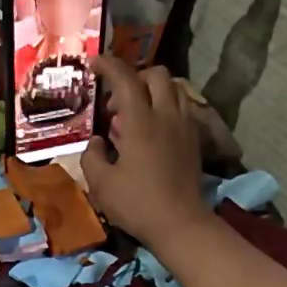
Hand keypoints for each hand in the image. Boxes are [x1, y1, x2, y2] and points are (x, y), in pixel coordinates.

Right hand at [81, 55, 210, 248]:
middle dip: (134, 77)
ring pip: (173, 88)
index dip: (108, 65)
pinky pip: (181, 108)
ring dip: (152, 91)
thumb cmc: (137, 204)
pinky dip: (165, 107)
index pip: (125, 79)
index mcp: (141, 122)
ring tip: (135, 114)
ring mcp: (184, 126)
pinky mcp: (194, 140)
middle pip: (155, 74)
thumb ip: (92, 156)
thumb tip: (96, 141)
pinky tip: (153, 130)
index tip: (94, 63)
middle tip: (116, 101)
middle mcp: (166, 115)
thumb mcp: (101, 184)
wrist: (180, 223)